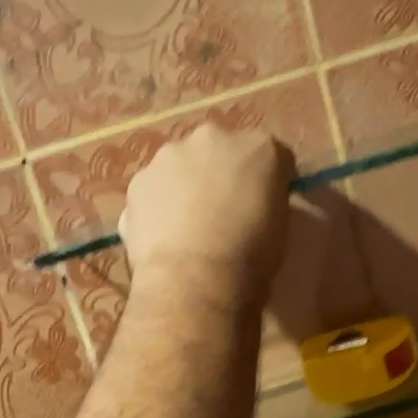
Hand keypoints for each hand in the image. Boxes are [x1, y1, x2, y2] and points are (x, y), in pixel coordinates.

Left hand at [119, 124, 293, 305]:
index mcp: (259, 147)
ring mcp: (169, 155)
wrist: (196, 280)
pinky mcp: (138, 180)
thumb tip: (252, 203)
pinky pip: (153, 191)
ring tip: (185, 227)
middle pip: (218, 151)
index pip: (271, 156)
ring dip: (184, 186)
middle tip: (220, 211)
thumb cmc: (250, 258)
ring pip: (180, 166)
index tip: (263, 203)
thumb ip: (266, 200)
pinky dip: (157, 207)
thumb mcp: (279, 227)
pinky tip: (162, 237)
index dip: (266, 181)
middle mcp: (213, 138)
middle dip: (219, 174)